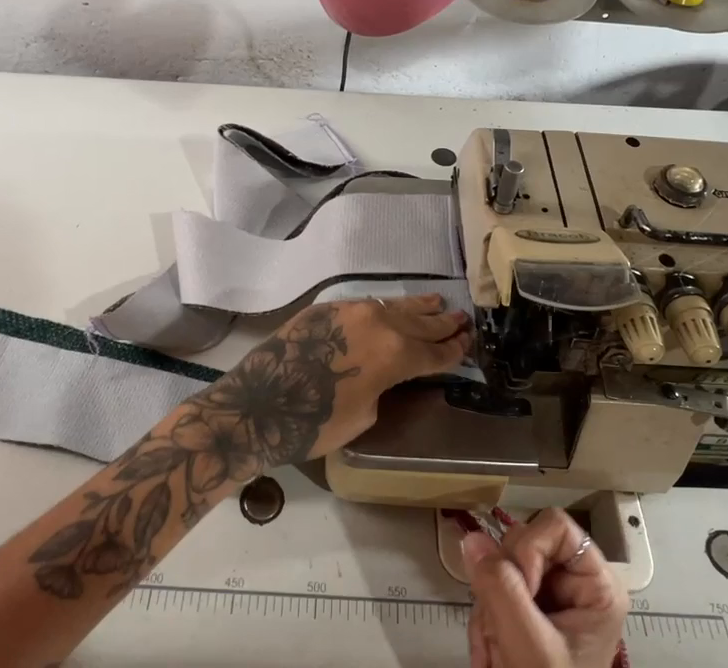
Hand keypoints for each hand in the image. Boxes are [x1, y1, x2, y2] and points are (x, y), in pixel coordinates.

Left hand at [187, 295, 470, 471]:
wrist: (258, 403)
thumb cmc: (314, 422)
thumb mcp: (364, 415)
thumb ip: (384, 386)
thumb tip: (385, 374)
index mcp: (394, 354)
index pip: (433, 353)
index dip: (453, 350)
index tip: (468, 343)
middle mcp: (378, 324)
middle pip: (418, 324)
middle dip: (442, 324)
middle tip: (463, 319)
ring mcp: (350, 311)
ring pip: (393, 306)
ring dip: (417, 308)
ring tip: (437, 304)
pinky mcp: (325, 309)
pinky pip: (365, 305)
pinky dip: (385, 307)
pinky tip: (392, 308)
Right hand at [463, 509, 629, 667]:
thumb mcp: (527, 646)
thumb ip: (501, 589)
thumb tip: (471, 538)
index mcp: (596, 586)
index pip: (556, 526)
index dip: (529, 548)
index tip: (518, 589)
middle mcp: (576, 582)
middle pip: (524, 543)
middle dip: (502, 585)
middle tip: (500, 630)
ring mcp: (551, 595)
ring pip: (502, 566)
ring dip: (489, 609)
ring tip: (496, 651)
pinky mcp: (530, 609)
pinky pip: (494, 589)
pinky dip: (485, 621)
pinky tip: (492, 654)